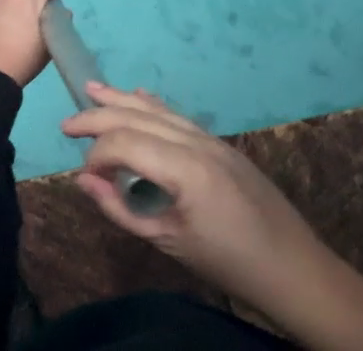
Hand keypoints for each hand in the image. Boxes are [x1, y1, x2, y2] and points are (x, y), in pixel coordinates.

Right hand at [63, 83, 362, 350]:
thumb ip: (121, 210)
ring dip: (122, 100)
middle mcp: (197, 143)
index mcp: (185, 168)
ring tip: (91, 90)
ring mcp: (212, 140)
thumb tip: (83, 181)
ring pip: (158, 110)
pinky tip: (138, 96)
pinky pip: (179, 116)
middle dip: (97, 118)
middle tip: (65, 127)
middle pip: (136, 117)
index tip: (85, 179)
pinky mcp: (222, 145)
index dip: (95, 157)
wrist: (297, 271)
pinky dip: (153, 105)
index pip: (123, 143)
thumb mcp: (168, 243)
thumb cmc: (230, 264)